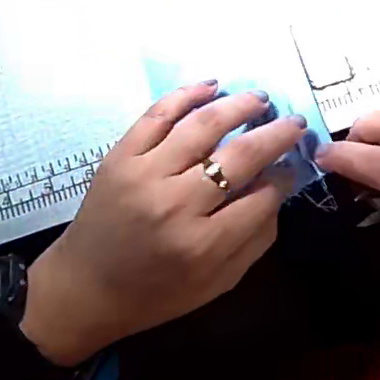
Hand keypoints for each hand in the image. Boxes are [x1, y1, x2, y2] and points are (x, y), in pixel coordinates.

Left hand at [20, 81, 305, 364]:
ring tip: (260, 99)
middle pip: (241, 156)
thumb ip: (257, 238)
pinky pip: (157, 115)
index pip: (263, 196)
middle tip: (295, 122)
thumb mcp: (218, 283)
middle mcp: (176, 204)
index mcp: (204, 244)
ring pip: (203, 126)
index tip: (294, 165)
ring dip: (240, 106)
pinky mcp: (120, 156)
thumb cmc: (156, 293)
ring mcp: (145, 174)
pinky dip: (187, 94)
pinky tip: (212, 87)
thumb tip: (279, 187)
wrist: (83, 290)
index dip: (287, 176)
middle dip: (277, 134)